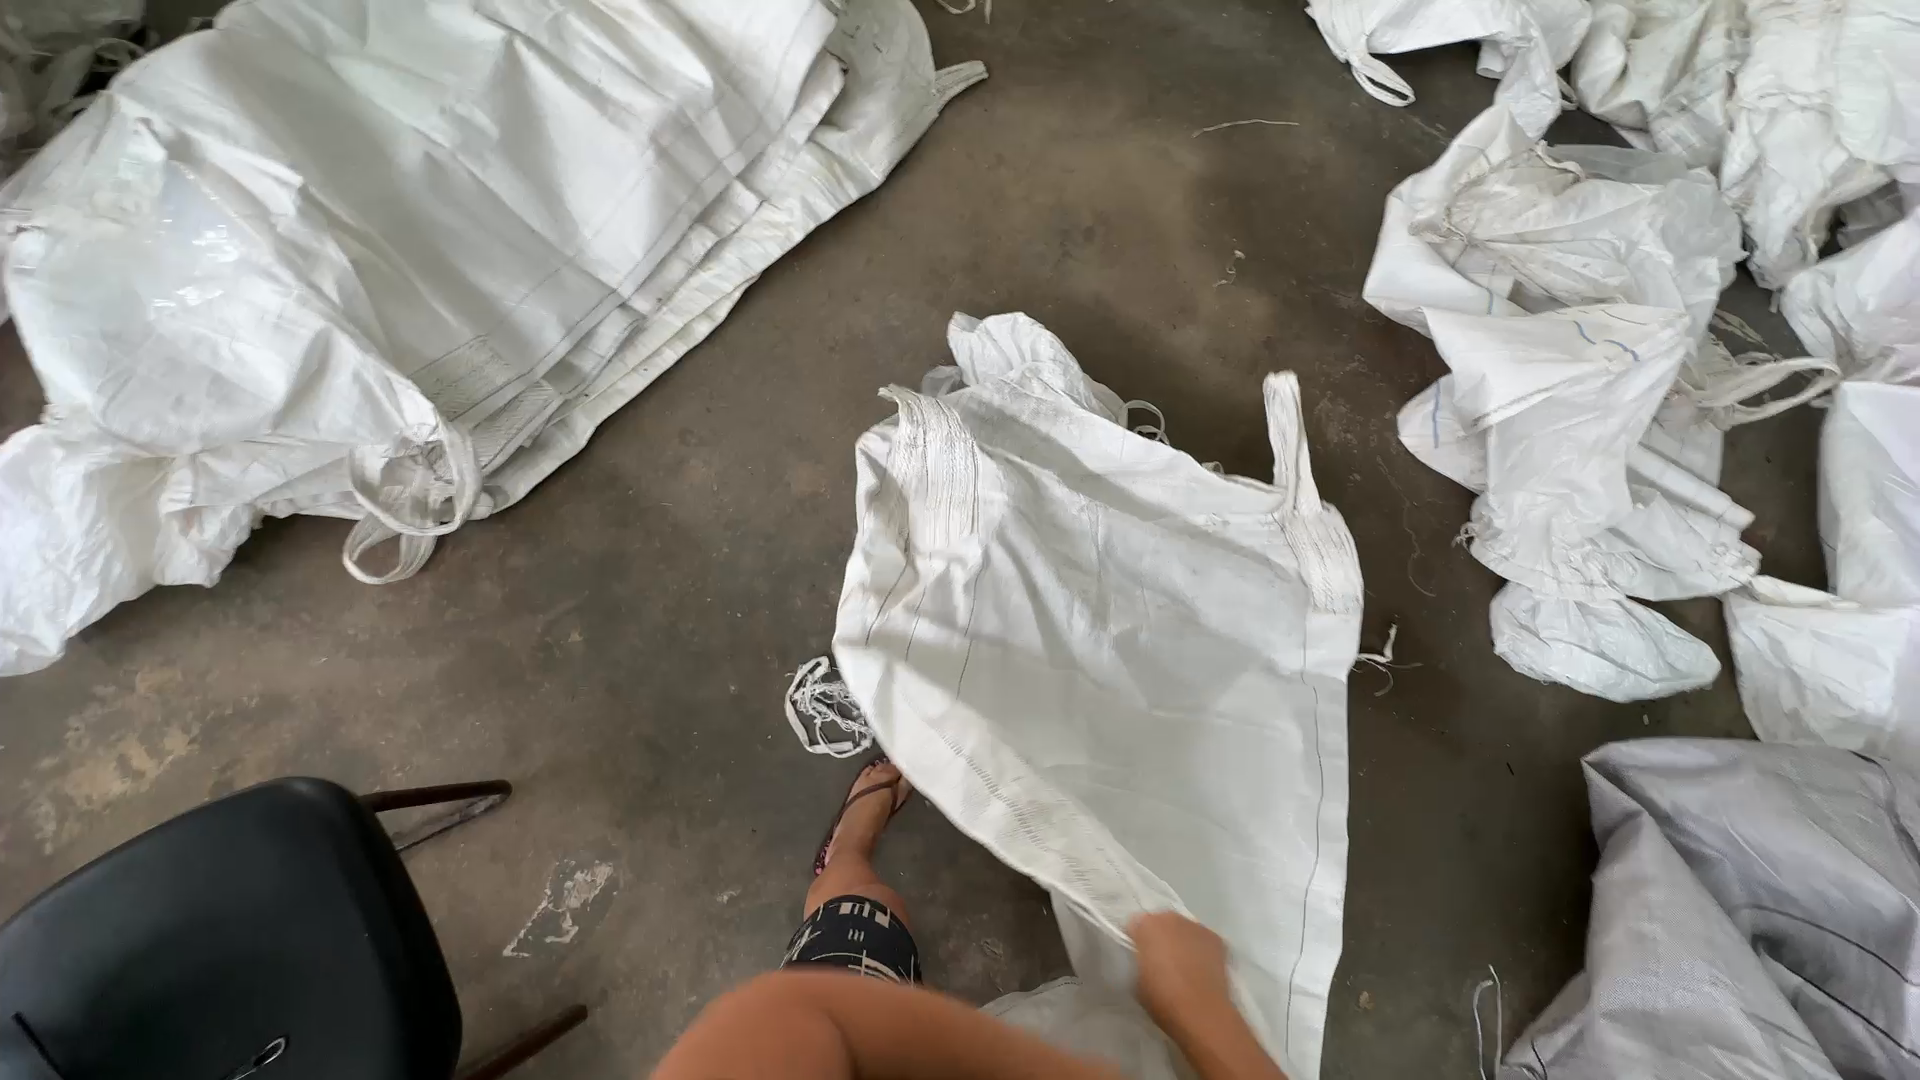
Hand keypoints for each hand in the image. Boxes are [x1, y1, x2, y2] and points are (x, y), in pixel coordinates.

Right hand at [1127, 911, 1232, 1022]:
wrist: (1202, 1013)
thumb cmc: (1163, 999)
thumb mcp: (1136, 980)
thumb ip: (1138, 959)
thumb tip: (1144, 957)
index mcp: (1146, 926)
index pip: (1135, 924)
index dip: (1135, 940)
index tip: (1138, 956)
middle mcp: (1170, 918)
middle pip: (1159, 922)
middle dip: (1158, 936)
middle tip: (1160, 959)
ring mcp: (1195, 926)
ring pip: (1181, 928)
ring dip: (1179, 940)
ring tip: (1183, 963)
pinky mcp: (1215, 938)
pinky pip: (1201, 938)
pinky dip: (1199, 947)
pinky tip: (1200, 966)